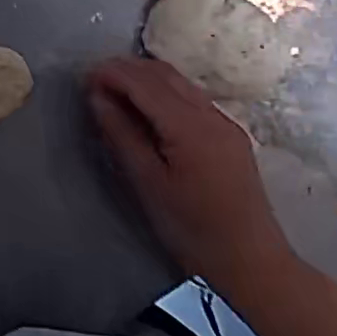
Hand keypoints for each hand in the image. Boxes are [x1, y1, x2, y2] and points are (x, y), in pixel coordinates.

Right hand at [87, 57, 290, 286]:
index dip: (112, 75)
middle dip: (126, 70)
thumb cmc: (192, 229)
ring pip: (179, 82)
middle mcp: (211, 115)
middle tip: (94, 81)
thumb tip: (96, 96)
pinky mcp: (230, 135)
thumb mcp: (147, 183)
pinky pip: (191, 97)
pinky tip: (146, 107)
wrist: (253, 265)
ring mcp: (225, 123)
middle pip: (164, 75)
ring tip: (114, 90)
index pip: (144, 83)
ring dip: (145, 78)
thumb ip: (120, 134)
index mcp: (190, 127)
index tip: (83, 79)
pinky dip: (163, 91)